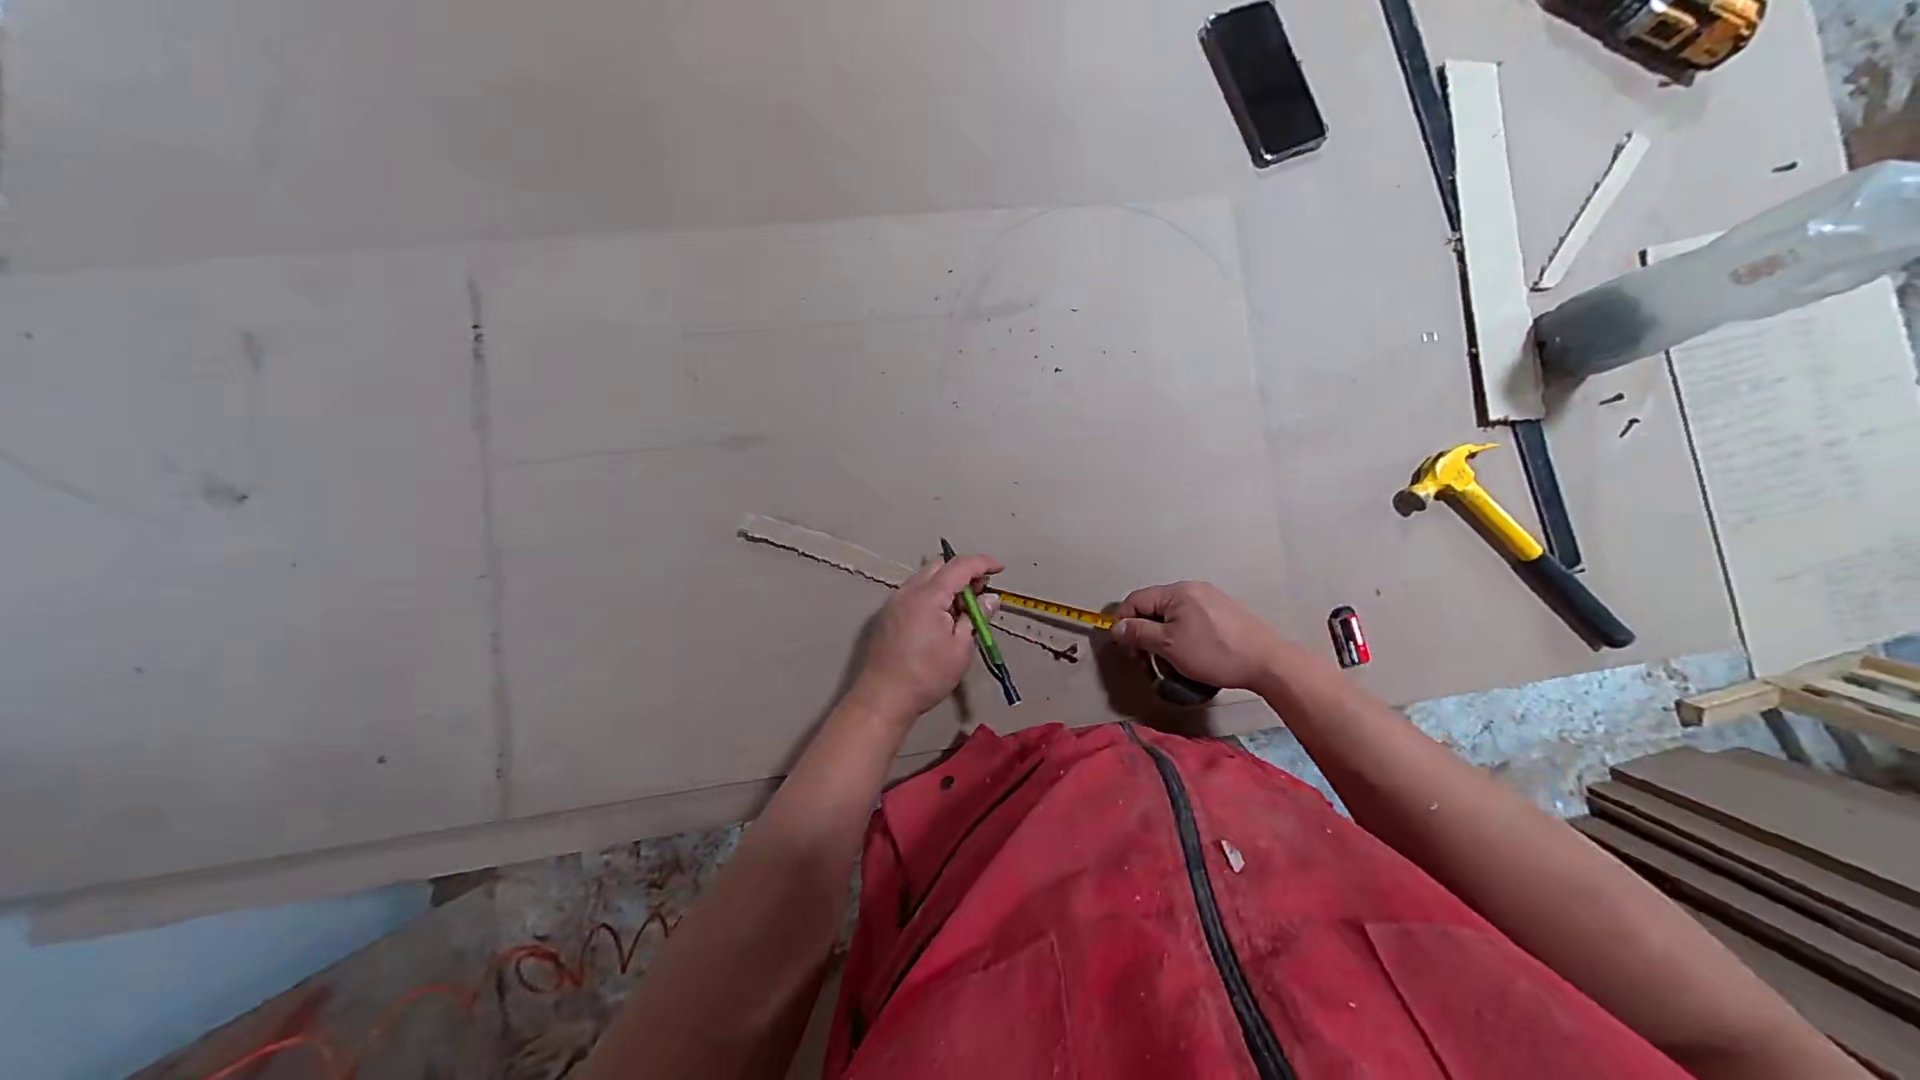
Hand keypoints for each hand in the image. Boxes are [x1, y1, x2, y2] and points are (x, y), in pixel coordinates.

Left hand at [846, 553, 1004, 721]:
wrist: (884, 698)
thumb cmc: (926, 676)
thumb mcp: (961, 648)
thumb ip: (976, 617)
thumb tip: (989, 599)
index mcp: (928, 596)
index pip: (959, 566)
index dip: (983, 563)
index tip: (999, 569)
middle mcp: (908, 592)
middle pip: (940, 566)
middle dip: (964, 573)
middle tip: (981, 593)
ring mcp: (894, 603)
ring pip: (926, 579)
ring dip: (947, 585)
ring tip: (962, 611)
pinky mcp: (887, 615)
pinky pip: (914, 593)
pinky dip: (932, 596)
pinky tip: (941, 620)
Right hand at [1111, 581, 1317, 693]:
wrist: (1267, 663)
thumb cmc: (1218, 653)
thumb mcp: (1168, 646)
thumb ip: (1138, 633)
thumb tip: (1117, 627)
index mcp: (1177, 592)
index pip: (1135, 600)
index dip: (1123, 624)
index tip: (1126, 647)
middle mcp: (1193, 589)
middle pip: (1153, 607)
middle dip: (1144, 633)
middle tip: (1145, 658)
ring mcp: (1211, 600)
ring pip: (1172, 615)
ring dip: (1163, 636)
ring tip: (1169, 659)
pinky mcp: (1224, 613)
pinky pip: (1191, 620)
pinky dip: (1182, 635)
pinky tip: (1190, 654)